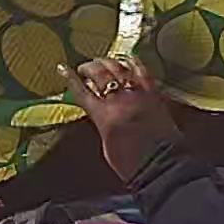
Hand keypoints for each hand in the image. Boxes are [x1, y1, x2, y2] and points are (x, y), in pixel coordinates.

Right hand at [60, 56, 181, 181]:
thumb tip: (99, 111)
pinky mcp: (154, 93)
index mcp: (103, 116)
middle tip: (84, 67)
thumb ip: (101, 123)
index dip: (70, 79)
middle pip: (99, 74)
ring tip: (102, 61)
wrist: (161, 166)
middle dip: (89, 67)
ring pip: (118, 68)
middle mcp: (119, 100)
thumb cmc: (131, 164)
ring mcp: (137, 94)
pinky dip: (133, 62)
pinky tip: (128, 58)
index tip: (63, 68)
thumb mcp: (106, 145)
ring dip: (107, 62)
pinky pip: (142, 71)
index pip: (82, 92)